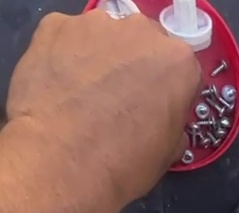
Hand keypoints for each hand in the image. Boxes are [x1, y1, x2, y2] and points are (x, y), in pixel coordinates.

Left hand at [4, 9, 200, 205]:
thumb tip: (162, 119)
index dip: (171, 94)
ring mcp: (95, 23)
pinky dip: (67, 58)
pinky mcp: (55, 25)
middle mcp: (141, 32)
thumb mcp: (168, 153)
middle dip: (138, 69)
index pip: (182, 71)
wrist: (64, 160)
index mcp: (178, 62)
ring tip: (87, 98)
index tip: (159, 112)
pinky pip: (69, 38)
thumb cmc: (125, 163)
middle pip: (145, 45)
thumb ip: (172, 122)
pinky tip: (62, 89)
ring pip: (106, 38)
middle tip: (123, 104)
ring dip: (103, 60)